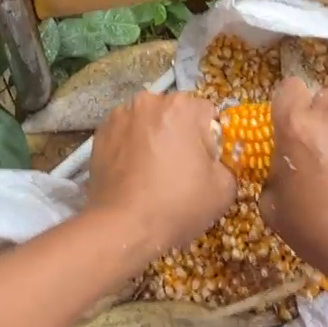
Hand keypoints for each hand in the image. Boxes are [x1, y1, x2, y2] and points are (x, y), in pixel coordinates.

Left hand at [84, 90, 234, 253]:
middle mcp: (149, 100)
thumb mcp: (223, 189)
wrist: (122, 226)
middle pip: (175, 113)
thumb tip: (215, 158)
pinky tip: (132, 172)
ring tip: (151, 172)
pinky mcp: (101, 130)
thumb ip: (227, 162)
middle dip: (180, 134)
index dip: (210, 139)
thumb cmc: (176, 205)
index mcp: (182, 106)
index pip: (207, 113)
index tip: (203, 164)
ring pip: (148, 121)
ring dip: (153, 136)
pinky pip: (126, 132)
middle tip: (178, 169)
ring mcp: (121, 113)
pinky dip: (131, 145)